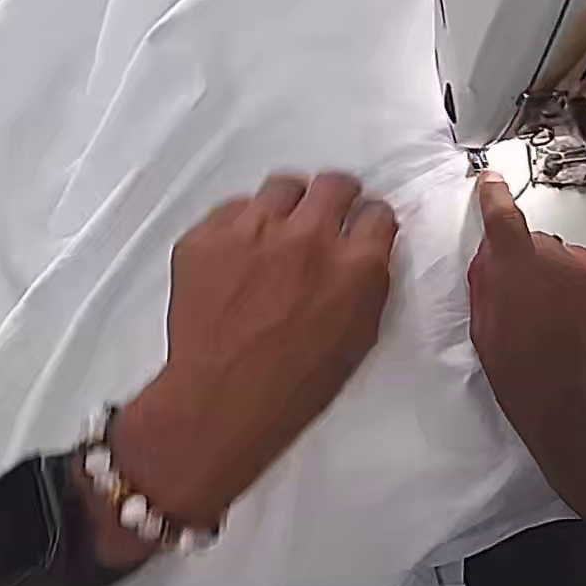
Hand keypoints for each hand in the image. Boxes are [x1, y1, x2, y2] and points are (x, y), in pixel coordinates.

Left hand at [112, 173, 398, 525]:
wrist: (222, 401)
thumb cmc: (296, 384)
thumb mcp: (358, 338)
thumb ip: (367, 285)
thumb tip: (365, 253)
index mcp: (354, 268)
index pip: (377, 213)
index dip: (371, 220)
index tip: (362, 226)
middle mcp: (307, 238)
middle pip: (334, 184)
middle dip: (338, 196)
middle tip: (329, 213)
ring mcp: (253, 232)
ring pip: (282, 186)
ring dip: (290, 205)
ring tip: (281, 231)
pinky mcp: (207, 236)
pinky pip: (234, 210)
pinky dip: (245, 225)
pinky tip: (242, 255)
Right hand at [467, 171, 585, 545]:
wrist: (575, 412)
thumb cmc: (525, 378)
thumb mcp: (486, 329)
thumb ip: (488, 283)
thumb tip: (493, 259)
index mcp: (519, 266)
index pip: (503, 217)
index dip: (495, 197)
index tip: (493, 184)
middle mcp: (564, 261)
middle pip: (550, 249)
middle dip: (543, 271)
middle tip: (540, 310)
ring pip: (585, 268)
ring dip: (577, 289)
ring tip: (570, 329)